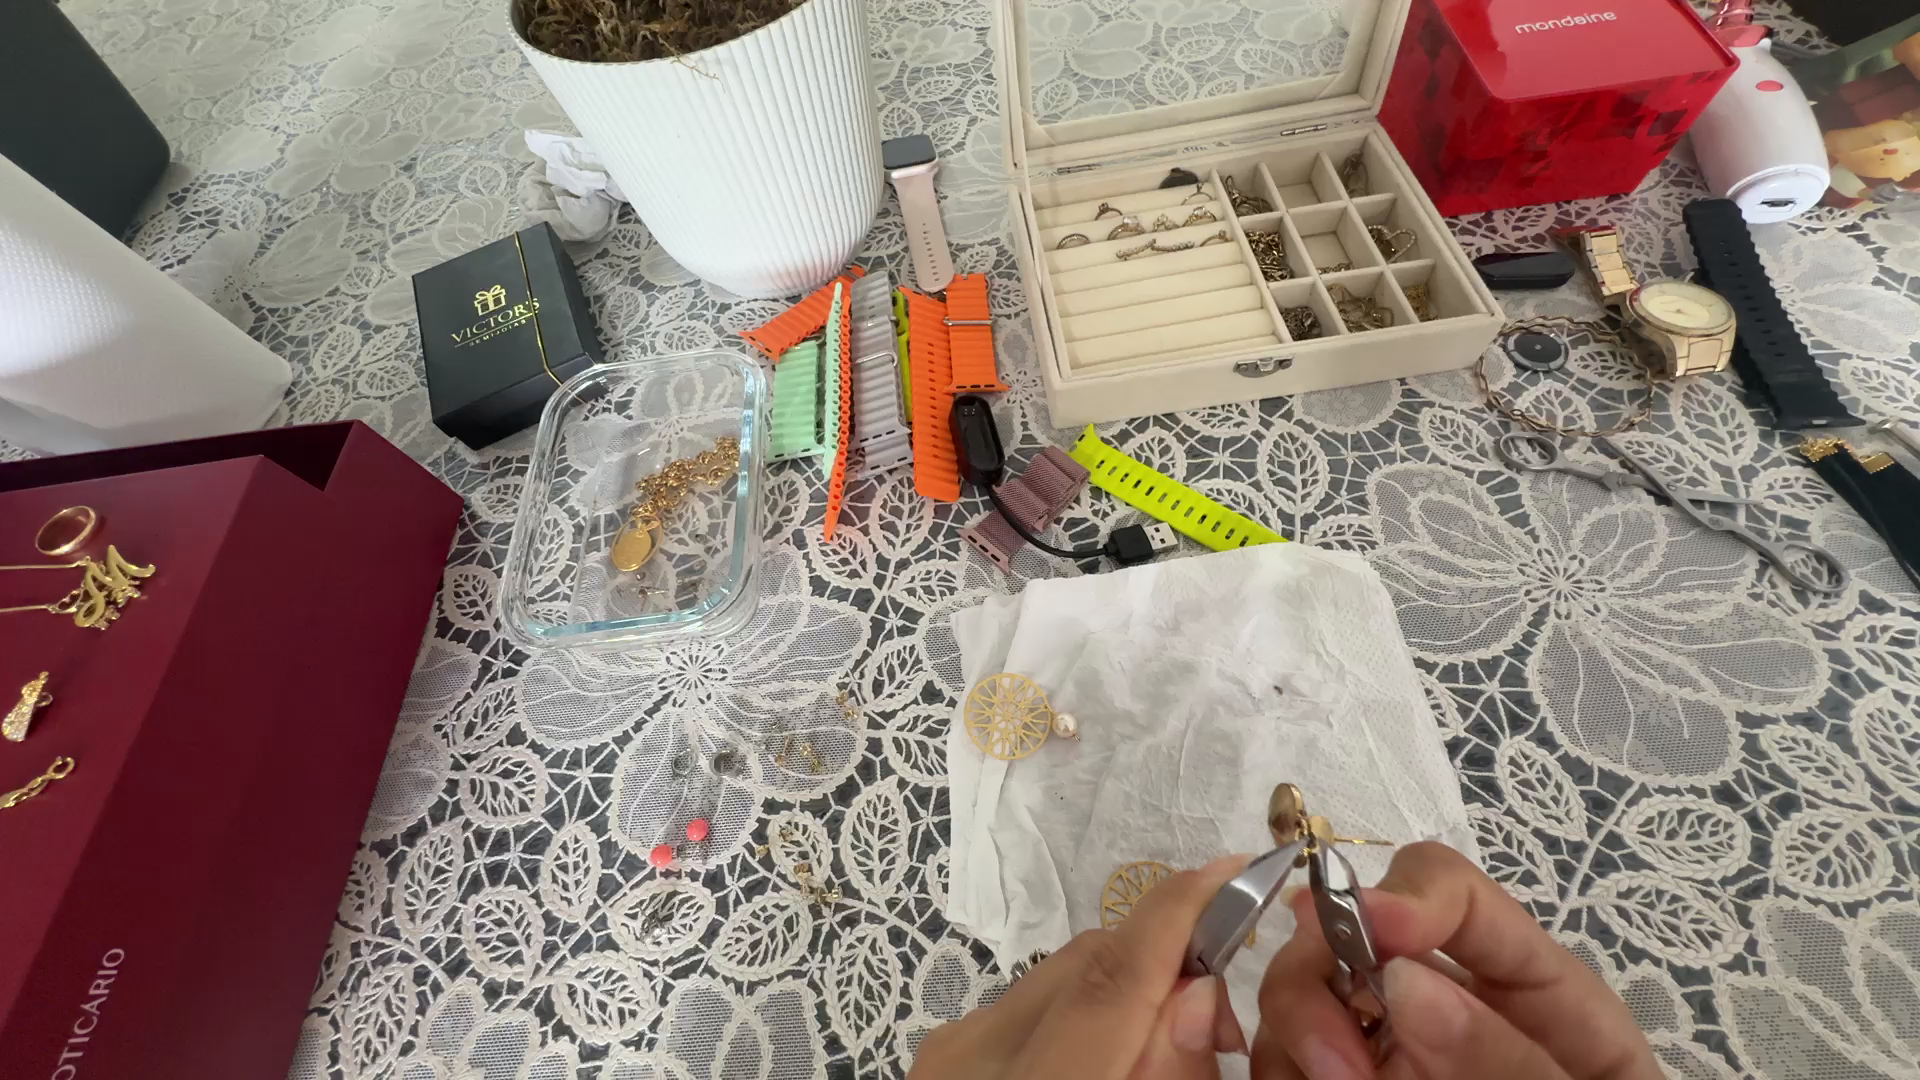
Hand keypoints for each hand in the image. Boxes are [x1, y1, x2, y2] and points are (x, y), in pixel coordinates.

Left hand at [910, 855, 1251, 1079]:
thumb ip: (1169, 1078)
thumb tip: (1198, 990)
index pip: (1111, 980)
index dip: (1176, 914)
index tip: (1235, 867)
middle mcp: (976, 1055)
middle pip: (1090, 965)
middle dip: (1168, 963)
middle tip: (1228, 1020)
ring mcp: (954, 1047)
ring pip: (1063, 974)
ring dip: (1129, 987)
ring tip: (1175, 1042)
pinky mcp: (948, 1046)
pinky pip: (1035, 999)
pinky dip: (1088, 1008)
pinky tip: (1114, 1052)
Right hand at [1252, 842, 1661, 1079]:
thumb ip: (1507, 1062)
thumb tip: (1400, 978)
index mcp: (1523, 991)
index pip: (1447, 888)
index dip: (1402, 892)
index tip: (1368, 929)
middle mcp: (1437, 999)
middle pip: (1342, 926)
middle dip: (1320, 973)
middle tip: (1336, 1065)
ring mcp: (1382, 1043)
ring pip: (1297, 982)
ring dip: (1296, 1027)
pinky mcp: (1339, 1079)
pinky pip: (1278, 1052)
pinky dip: (1280, 1068)